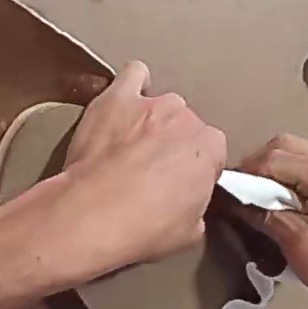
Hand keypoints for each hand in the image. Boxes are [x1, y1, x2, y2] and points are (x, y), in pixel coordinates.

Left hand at [49, 61, 226, 277]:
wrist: (95, 213)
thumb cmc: (142, 225)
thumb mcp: (189, 233)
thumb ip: (198, 207)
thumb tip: (190, 206)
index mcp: (210, 148)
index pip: (212, 152)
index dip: (196, 169)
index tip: (182, 184)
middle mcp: (185, 119)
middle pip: (186, 126)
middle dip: (174, 144)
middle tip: (153, 169)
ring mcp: (151, 105)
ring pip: (161, 105)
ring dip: (152, 121)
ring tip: (131, 144)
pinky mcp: (118, 99)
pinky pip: (134, 76)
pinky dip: (133, 85)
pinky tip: (125, 101)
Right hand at [237, 134, 307, 308]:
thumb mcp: (303, 248)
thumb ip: (267, 218)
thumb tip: (239, 202)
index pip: (274, 157)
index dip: (244, 173)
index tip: (226, 193)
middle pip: (285, 147)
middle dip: (257, 168)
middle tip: (241, 196)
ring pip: (297, 156)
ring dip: (273, 174)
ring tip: (260, 203)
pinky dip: (291, 181)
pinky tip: (284, 206)